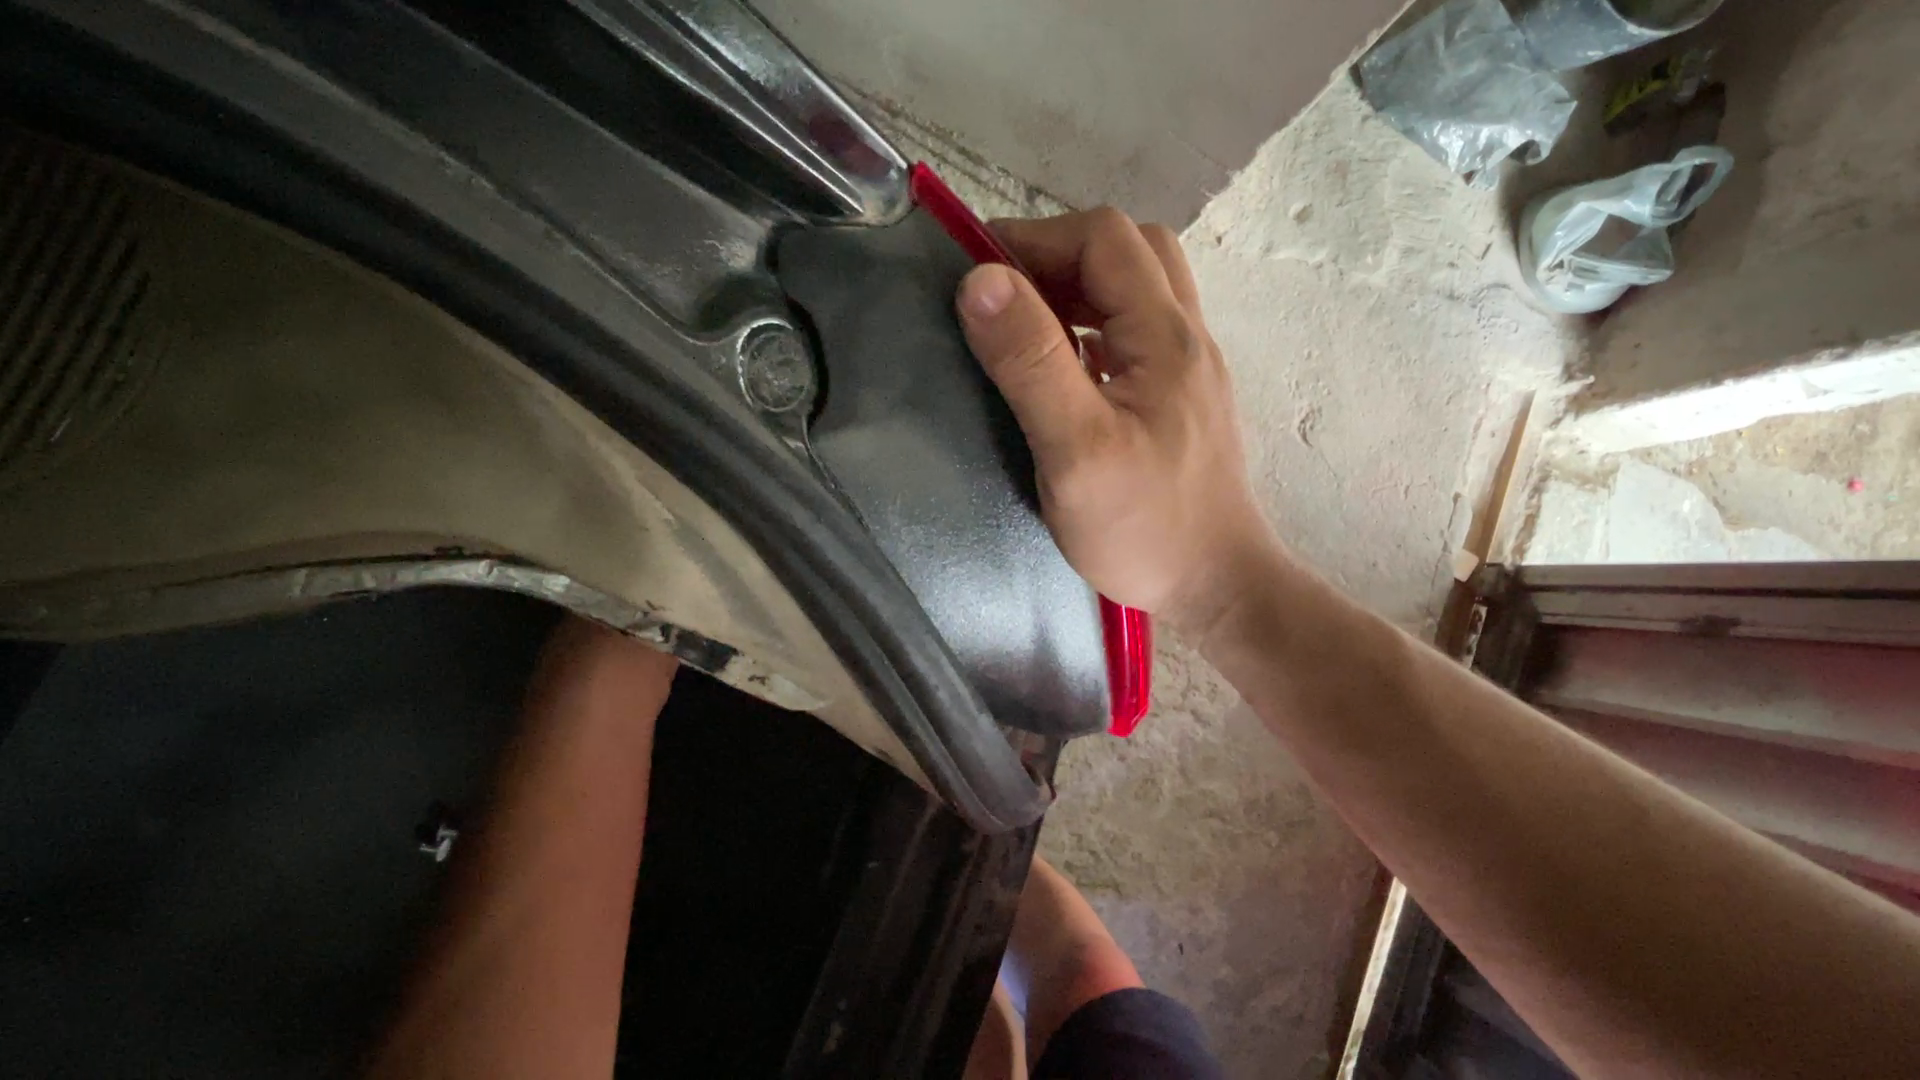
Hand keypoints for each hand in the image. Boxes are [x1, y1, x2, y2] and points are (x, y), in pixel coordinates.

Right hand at [956, 208, 1282, 640]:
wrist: (1218, 588)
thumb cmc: (1145, 528)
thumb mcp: (1076, 450)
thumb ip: (1031, 363)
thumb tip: (980, 280)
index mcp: (1165, 335)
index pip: (1104, 239)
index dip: (1036, 239)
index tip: (976, 273)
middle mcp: (1186, 336)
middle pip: (1126, 251)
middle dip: (1057, 258)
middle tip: (1003, 299)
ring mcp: (1188, 368)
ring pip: (1136, 289)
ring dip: (1077, 290)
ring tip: (1024, 328)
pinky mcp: (1180, 399)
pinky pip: (1135, 333)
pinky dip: (1092, 328)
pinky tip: (1060, 370)